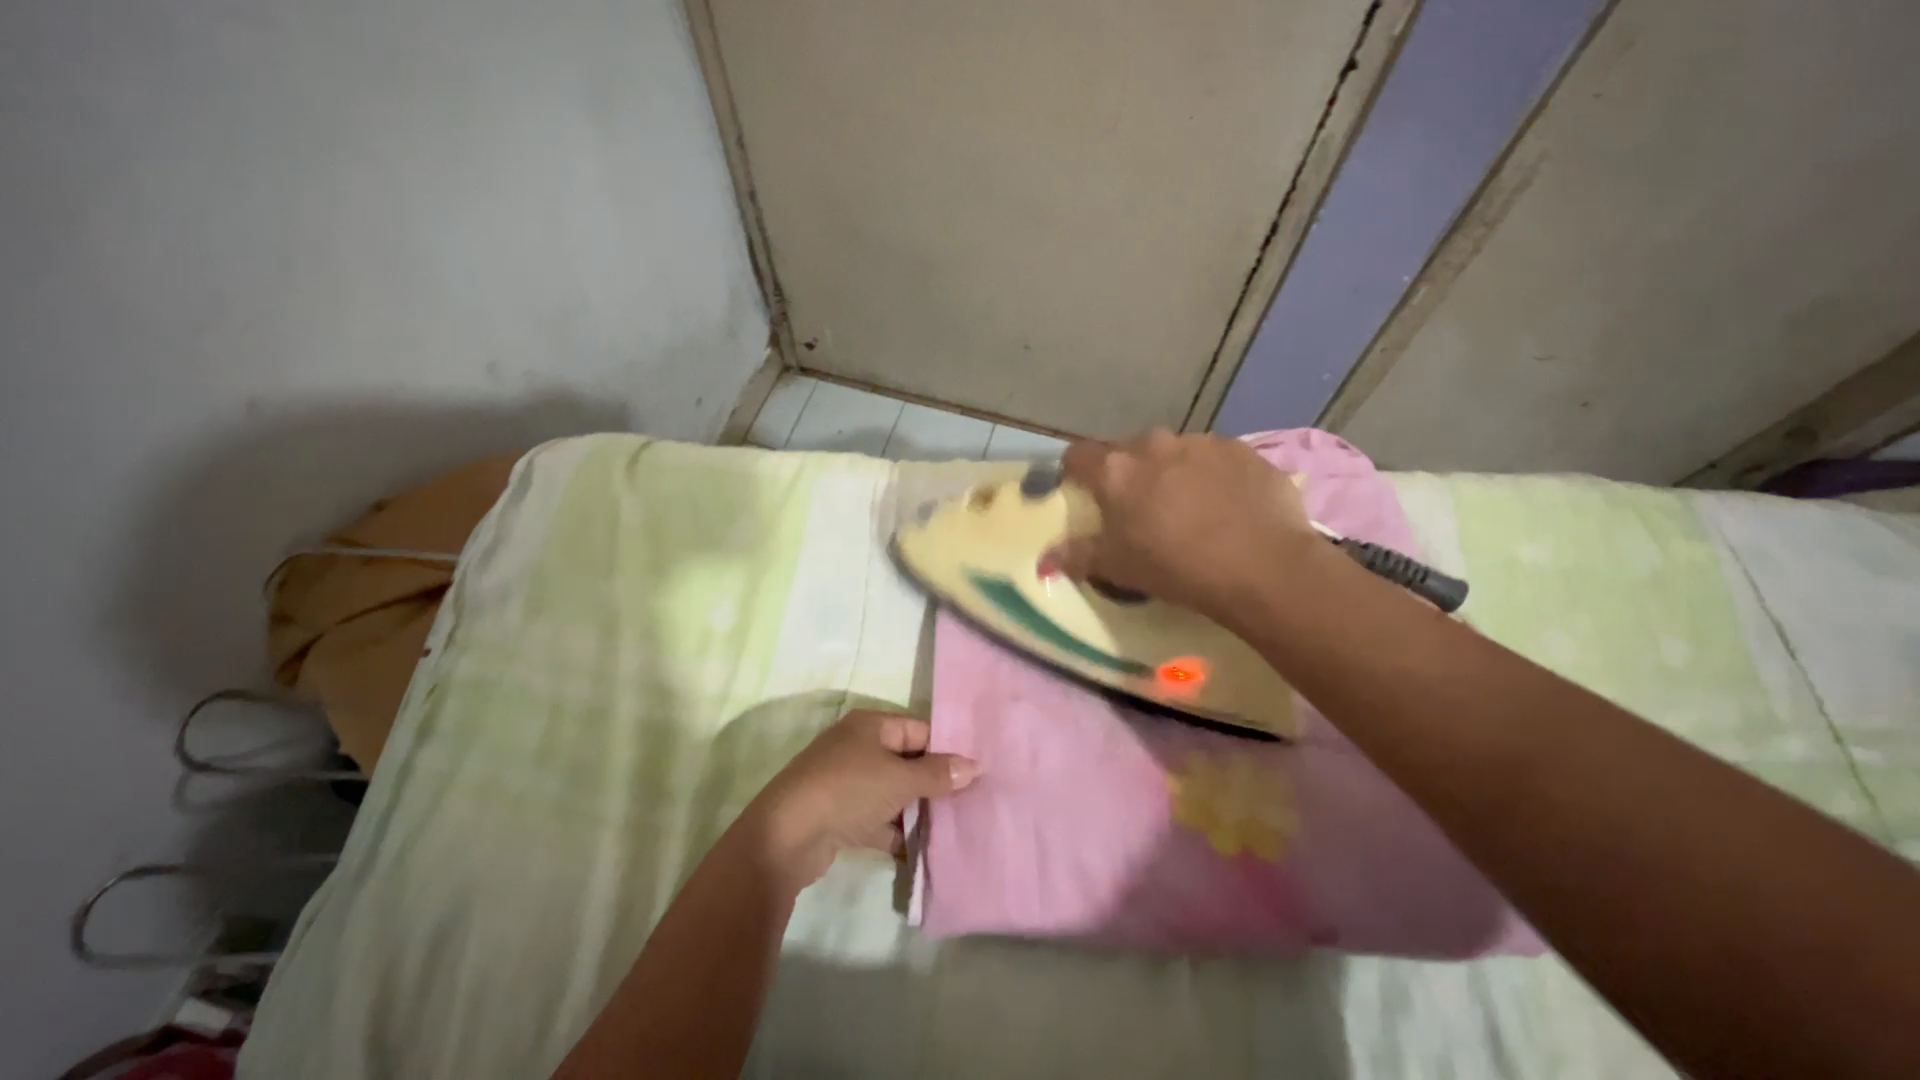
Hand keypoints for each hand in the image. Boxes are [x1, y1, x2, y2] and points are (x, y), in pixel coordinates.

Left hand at [742, 710, 978, 890]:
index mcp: (870, 726)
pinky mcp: (840, 816)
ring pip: (894, 793)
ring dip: (918, 810)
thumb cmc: (848, 790)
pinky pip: (878, 820)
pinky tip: (924, 851)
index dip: (947, 750)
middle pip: (907, 762)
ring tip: (955, 828)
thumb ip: (938, 774)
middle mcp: (857, 748)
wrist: (787, 835)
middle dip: (935, 783)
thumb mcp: (900, 779)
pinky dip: (898, 832)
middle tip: (971, 803)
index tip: (976, 773)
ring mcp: (847, 783)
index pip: (919, 730)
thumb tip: (974, 766)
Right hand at [1056, 429, 1318, 622]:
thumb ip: (1078, 556)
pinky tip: (1229, 509)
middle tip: (1143, 511)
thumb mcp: (1119, 568)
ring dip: (1175, 474)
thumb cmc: (1176, 568)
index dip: (1076, 473)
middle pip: (1130, 452)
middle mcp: (1155, 445)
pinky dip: (1216, 478)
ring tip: (1192, 512)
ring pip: (1177, 454)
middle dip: (1132, 475)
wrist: (1262, 565)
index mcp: (1117, 470)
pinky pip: (1218, 460)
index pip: (1078, 456)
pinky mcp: (1244, 451)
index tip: (1084, 494)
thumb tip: (1044, 560)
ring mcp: (1203, 443)